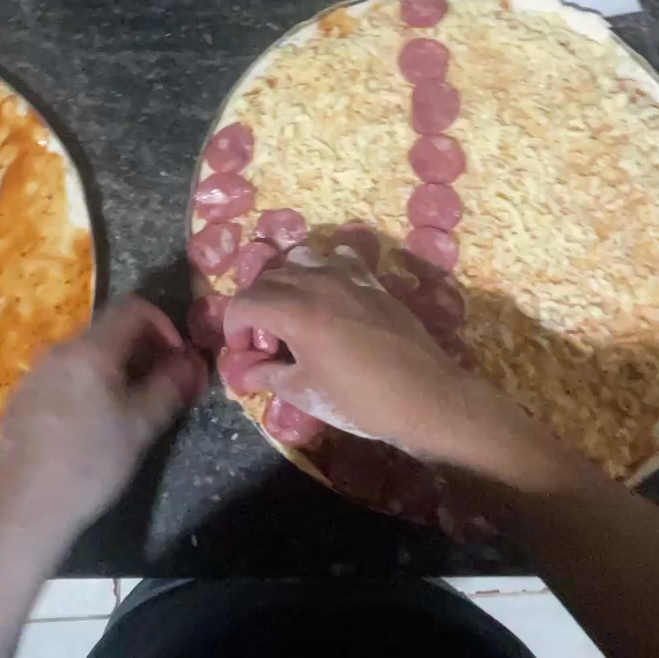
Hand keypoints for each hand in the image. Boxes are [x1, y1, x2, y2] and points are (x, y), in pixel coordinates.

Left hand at [0, 296, 205, 552]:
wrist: (22, 512)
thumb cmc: (89, 464)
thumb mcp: (141, 425)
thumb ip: (172, 384)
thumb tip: (193, 360)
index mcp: (90, 348)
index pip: (134, 307)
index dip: (165, 324)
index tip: (178, 358)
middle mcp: (59, 350)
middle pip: (109, 330)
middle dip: (143, 350)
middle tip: (162, 385)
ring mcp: (35, 374)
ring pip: (86, 355)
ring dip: (116, 369)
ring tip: (130, 408)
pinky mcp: (20, 399)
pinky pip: (64, 376)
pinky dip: (88, 385)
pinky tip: (91, 426)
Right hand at [221, 253, 512, 462]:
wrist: (425, 396)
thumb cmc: (361, 400)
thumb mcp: (305, 393)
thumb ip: (267, 374)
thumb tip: (244, 370)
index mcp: (295, 311)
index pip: (244, 302)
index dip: (233, 326)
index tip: (243, 350)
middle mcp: (317, 282)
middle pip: (267, 278)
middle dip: (256, 307)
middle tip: (267, 342)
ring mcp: (347, 276)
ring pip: (299, 259)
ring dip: (285, 283)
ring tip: (293, 314)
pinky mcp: (370, 280)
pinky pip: (337, 257)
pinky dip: (323, 269)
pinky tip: (329, 295)